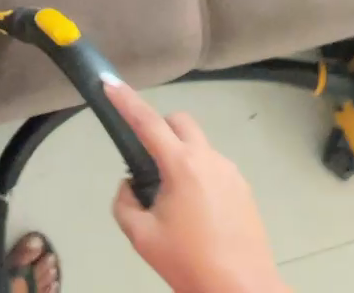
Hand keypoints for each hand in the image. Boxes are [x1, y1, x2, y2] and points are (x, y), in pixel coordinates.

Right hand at [105, 78, 287, 292]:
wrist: (244, 291)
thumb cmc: (190, 264)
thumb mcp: (143, 238)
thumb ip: (125, 203)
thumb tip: (130, 185)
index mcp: (181, 165)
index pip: (147, 122)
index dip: (125, 100)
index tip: (109, 82)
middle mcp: (207, 158)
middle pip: (179, 121)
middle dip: (161, 128)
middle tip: (149, 162)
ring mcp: (230, 171)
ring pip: (198, 145)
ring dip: (181, 156)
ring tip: (176, 202)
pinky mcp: (244, 187)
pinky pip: (214, 167)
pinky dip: (200, 175)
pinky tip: (198, 214)